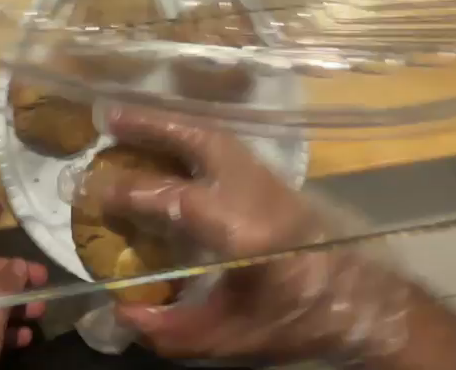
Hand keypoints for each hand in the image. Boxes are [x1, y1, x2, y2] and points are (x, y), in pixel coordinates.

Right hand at [81, 108, 412, 364]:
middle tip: (107, 116)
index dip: (130, 191)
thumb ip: (174, 330)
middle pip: (195, 140)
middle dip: (148, 125)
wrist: (361, 300)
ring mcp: (264, 173)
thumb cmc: (295, 319)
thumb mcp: (234, 338)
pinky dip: (187, 129)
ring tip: (129, 117)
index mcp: (242, 230)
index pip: (175, 198)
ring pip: (209, 132)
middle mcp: (251, 188)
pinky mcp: (270, 171)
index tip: (94, 188)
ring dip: (166, 120)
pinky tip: (168, 133)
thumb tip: (120, 310)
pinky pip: (220, 138)